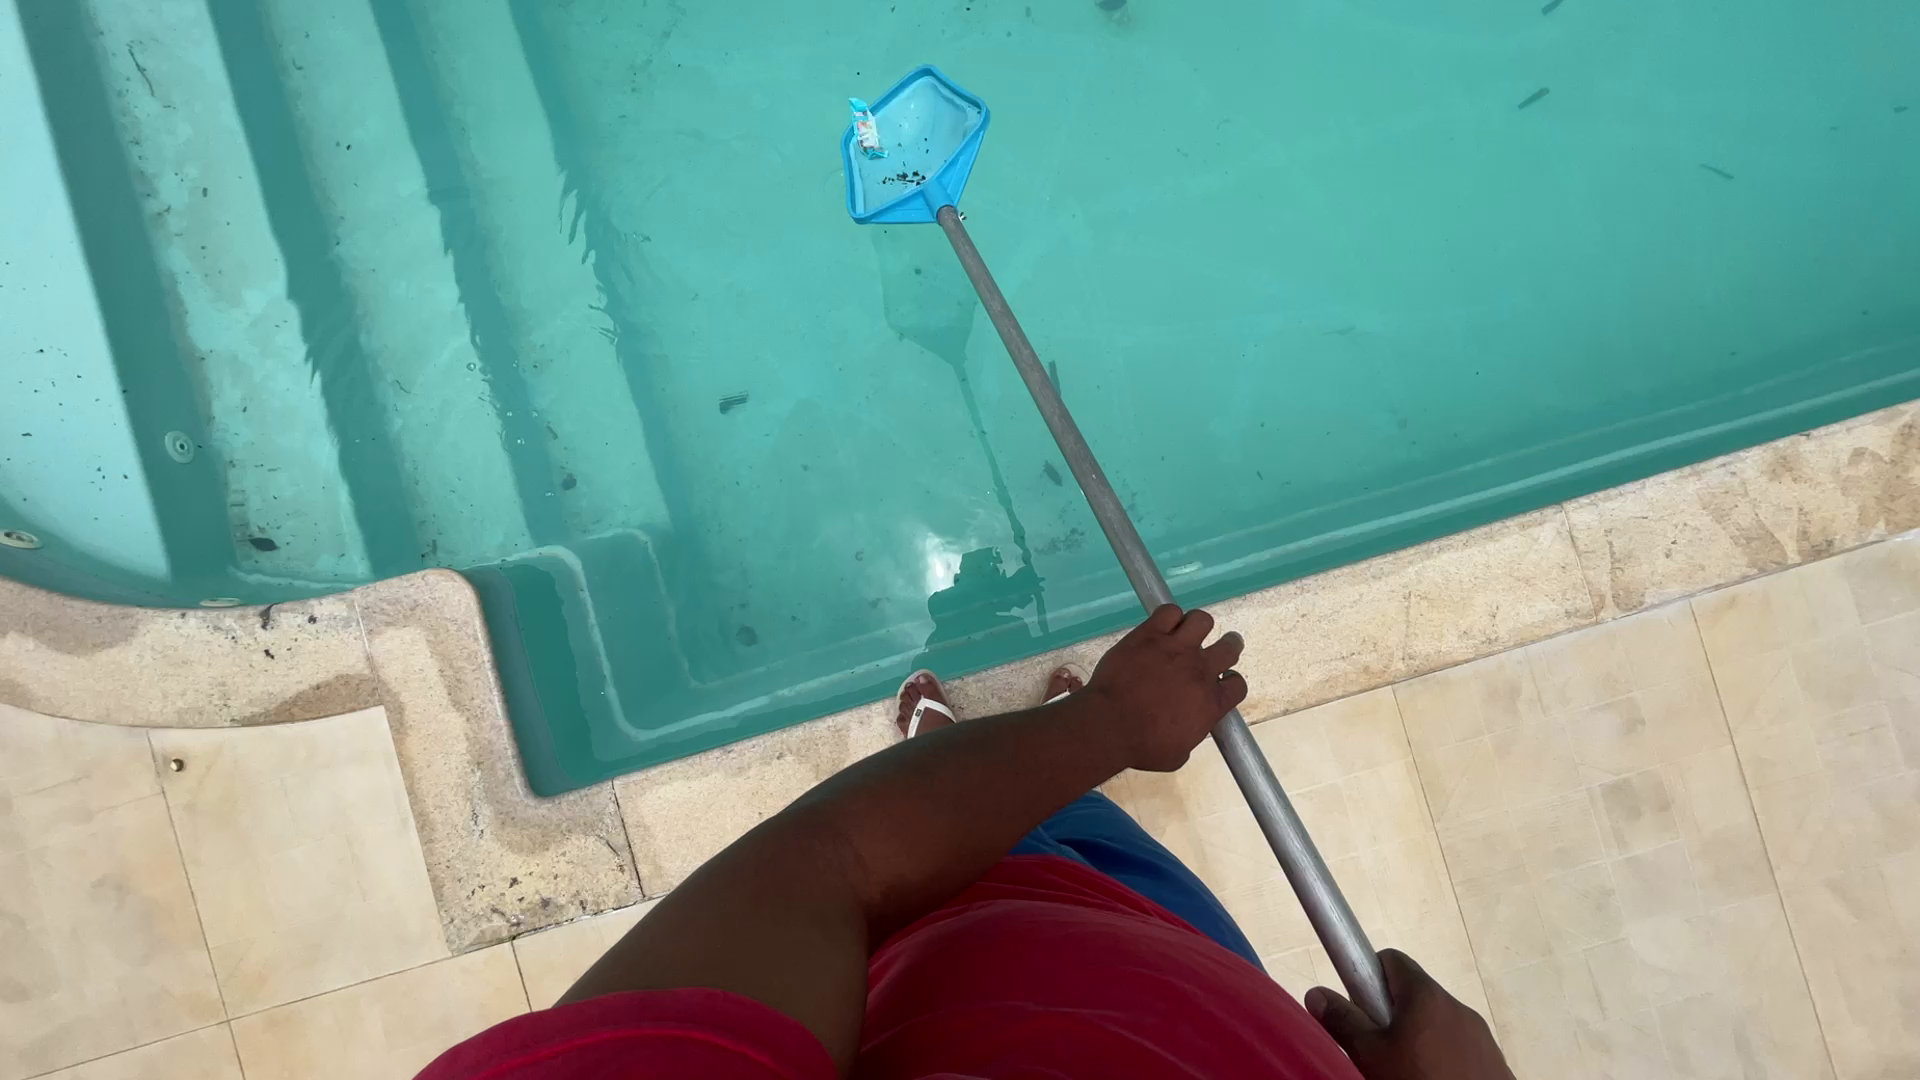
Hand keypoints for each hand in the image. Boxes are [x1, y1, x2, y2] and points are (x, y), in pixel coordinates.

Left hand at [1082, 604, 1245, 771]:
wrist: (1109, 724)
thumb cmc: (1141, 746)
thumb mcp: (1177, 754)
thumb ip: (1190, 735)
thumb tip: (1187, 729)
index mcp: (1211, 702)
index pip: (1238, 684)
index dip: (1229, 682)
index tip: (1218, 682)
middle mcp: (1200, 670)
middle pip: (1230, 646)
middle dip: (1228, 645)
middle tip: (1217, 647)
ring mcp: (1176, 648)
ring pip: (1202, 620)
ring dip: (1197, 626)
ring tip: (1187, 633)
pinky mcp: (1149, 634)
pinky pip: (1169, 611)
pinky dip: (1169, 615)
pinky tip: (1161, 625)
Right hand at [1306, 950, 1513, 1079]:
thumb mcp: (1370, 1056)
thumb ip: (1342, 1020)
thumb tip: (1316, 993)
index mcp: (1427, 995)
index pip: (1391, 960)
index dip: (1369, 977)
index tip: (1362, 1009)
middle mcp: (1459, 1009)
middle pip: (1414, 996)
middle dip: (1392, 1016)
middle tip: (1380, 1051)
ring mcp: (1486, 1042)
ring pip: (1437, 1027)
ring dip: (1419, 1042)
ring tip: (1407, 1076)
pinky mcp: (1501, 1072)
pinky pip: (1462, 1054)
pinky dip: (1445, 1064)